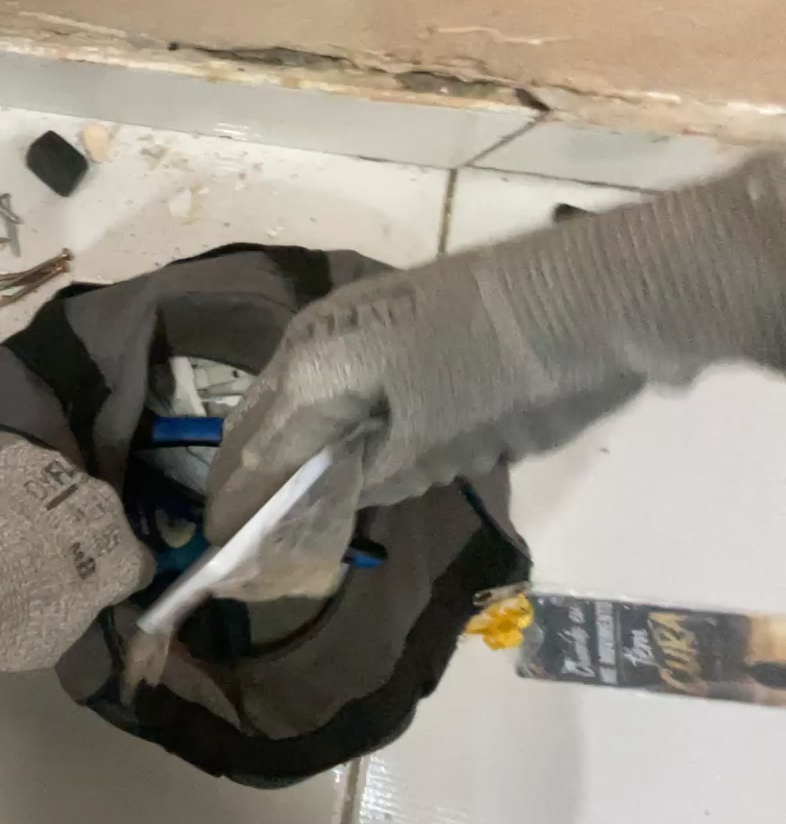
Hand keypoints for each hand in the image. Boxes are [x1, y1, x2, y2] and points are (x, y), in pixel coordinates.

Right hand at [207, 155, 785, 541]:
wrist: (603, 282)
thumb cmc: (517, 376)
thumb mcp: (444, 447)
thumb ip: (370, 478)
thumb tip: (324, 498)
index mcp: (313, 377)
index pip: (260, 456)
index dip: (241, 502)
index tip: (221, 541)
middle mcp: (302, 342)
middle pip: (250, 419)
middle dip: (241, 471)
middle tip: (240, 516)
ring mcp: (327, 319)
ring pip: (273, 391)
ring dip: (266, 438)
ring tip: (269, 482)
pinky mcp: (358, 309)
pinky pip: (301, 370)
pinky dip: (295, 409)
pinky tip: (309, 431)